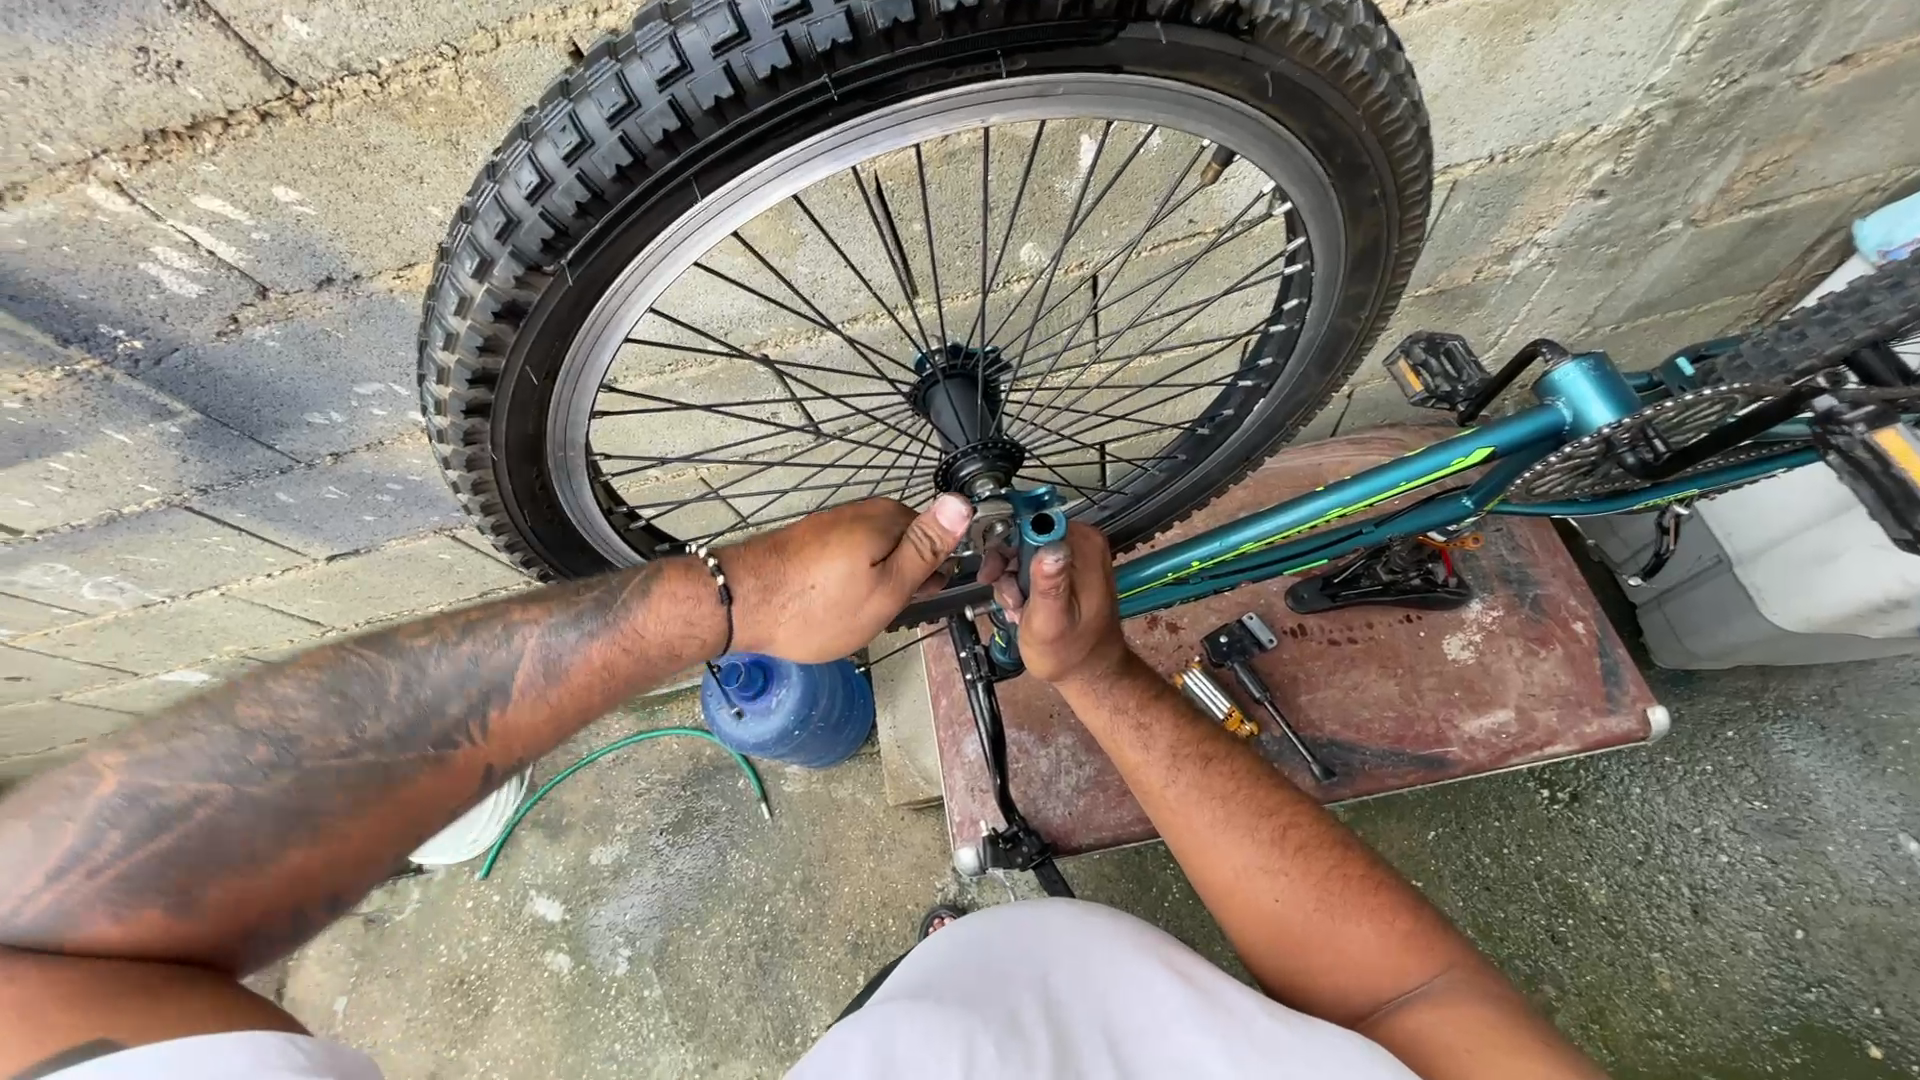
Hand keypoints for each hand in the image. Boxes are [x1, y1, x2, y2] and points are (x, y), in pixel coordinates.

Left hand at [721, 495, 973, 662]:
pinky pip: (851, 559)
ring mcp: (836, 523)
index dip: (932, 578)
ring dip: (875, 584)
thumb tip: (963, 502)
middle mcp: (864, 511)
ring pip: (878, 556)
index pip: (937, 542)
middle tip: (881, 614)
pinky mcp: (814, 538)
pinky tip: (833, 605)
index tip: (915, 605)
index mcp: (890, 519)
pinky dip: (849, 582)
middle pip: (907, 546)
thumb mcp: (888, 588)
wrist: (739, 603)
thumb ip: (927, 548)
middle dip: (902, 581)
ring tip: (853, 614)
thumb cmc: (817, 607)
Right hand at [991, 522, 1132, 689]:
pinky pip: (1029, 564)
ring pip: (1022, 551)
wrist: (1086, 672)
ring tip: (1018, 610)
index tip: (996, 573)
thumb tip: (1048, 545)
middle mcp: (1082, 543)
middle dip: (1008, 568)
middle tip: (1009, 599)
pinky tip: (1023, 609)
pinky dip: (1019, 587)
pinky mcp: (1065, 568)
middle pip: (1025, 535)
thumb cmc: (1069, 653)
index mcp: (1084, 547)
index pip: (1035, 521)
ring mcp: (1074, 555)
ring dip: (1011, 582)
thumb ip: (1048, 583)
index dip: (1009, 544)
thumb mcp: (1052, 620)